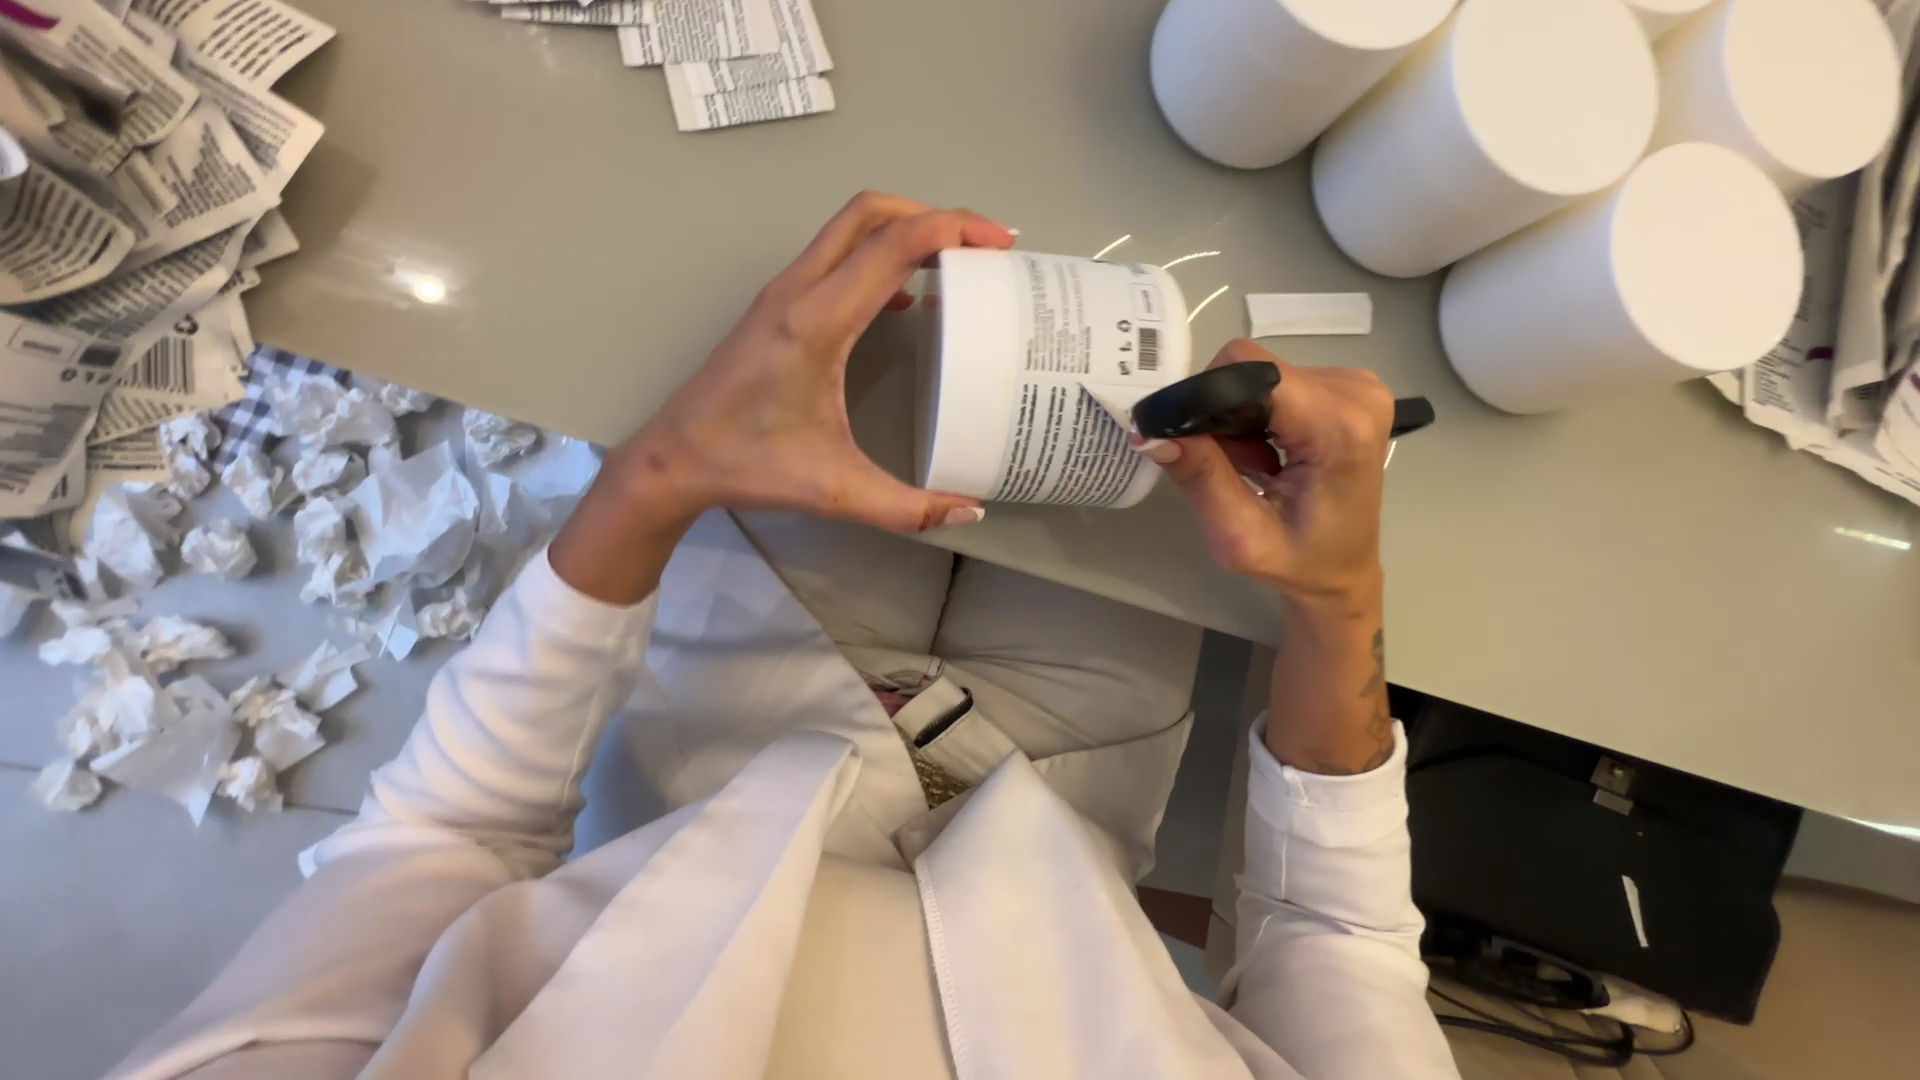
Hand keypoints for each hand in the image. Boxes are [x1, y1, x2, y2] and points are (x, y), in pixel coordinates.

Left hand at [608, 191, 1015, 531]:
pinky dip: (879, 257)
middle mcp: (799, 290)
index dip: (953, 229)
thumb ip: (909, 508)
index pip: (893, 245)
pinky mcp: (778, 305)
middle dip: (934, 214)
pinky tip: (907, 299)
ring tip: (957, 262)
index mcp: (817, 321)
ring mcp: (784, 292)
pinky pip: (837, 257)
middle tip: (984, 244)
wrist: (675, 457)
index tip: (1000, 243)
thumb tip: (971, 512)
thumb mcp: (838, 491)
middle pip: (870, 213)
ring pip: (850, 228)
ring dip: (905, 230)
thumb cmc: (751, 466)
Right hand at [1134, 339, 1392, 610]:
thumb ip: (1201, 477)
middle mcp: (1355, 393)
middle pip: (1252, 369)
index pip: (1248, 370)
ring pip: (1259, 374)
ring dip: (1240, 418)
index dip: (1206, 398)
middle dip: (1224, 414)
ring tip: (1255, 465)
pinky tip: (1270, 453)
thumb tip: (1151, 433)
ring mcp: (1356, 386)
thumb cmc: (1297, 562)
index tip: (1192, 443)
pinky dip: (1259, 415)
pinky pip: (1277, 382)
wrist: (1343, 573)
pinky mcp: (1348, 388)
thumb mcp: (1239, 534)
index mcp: (1338, 427)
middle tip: (1232, 467)